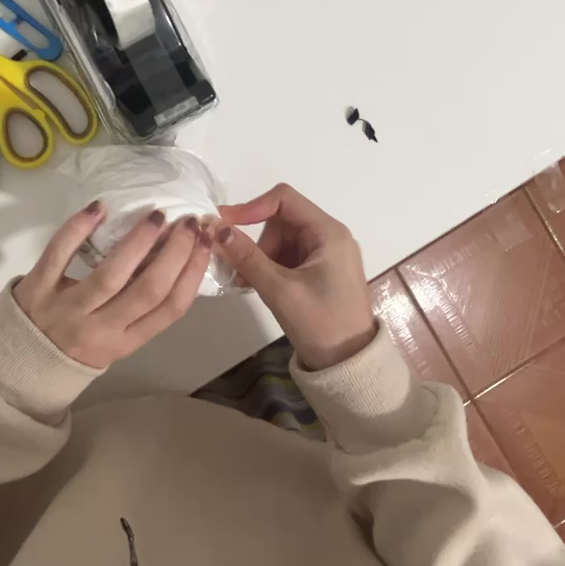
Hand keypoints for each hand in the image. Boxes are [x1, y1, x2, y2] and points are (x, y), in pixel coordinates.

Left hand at [14, 203, 212, 368]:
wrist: (16, 367)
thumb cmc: (75, 348)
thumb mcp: (114, 341)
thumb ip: (138, 310)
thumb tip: (171, 258)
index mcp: (124, 343)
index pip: (169, 309)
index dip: (192, 272)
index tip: (206, 243)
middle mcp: (98, 329)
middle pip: (147, 290)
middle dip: (175, 252)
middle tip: (188, 223)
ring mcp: (66, 309)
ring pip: (110, 274)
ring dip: (138, 241)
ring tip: (156, 215)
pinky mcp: (37, 289)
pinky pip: (60, 254)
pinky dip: (79, 228)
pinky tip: (100, 208)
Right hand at [214, 184, 376, 370]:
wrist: (349, 366)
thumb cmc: (321, 325)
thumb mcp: (280, 290)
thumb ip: (247, 257)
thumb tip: (215, 228)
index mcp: (328, 233)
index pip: (284, 199)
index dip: (251, 207)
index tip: (223, 226)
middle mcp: (329, 236)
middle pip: (280, 220)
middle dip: (257, 242)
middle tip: (240, 270)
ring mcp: (325, 254)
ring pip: (280, 240)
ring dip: (260, 257)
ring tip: (248, 284)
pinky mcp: (319, 271)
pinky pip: (286, 256)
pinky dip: (269, 267)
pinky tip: (256, 286)